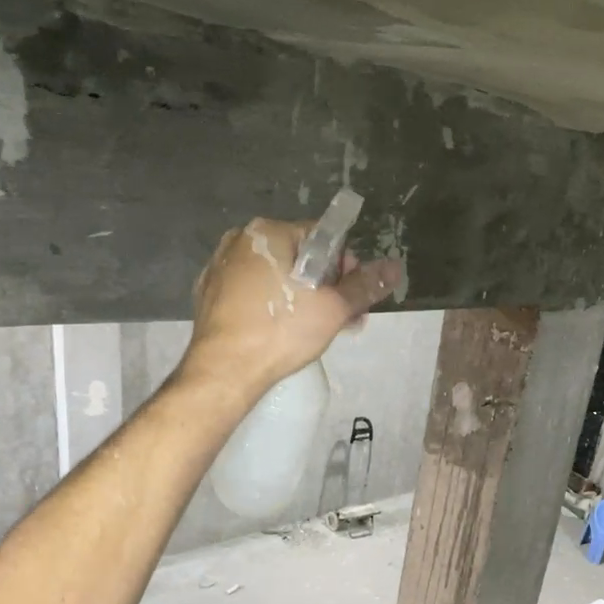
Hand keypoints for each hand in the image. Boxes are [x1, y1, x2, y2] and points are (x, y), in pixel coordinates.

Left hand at [181, 217, 401, 398]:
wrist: (224, 371)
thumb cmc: (280, 332)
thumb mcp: (332, 309)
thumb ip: (365, 286)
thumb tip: (394, 267)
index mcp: (268, 232)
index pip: (322, 238)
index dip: (345, 268)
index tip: (351, 298)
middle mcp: (239, 240)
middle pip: (297, 258)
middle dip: (323, 287)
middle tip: (339, 320)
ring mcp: (219, 268)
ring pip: (274, 277)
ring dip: (300, 298)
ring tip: (314, 331)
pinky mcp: (209, 296)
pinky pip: (251, 294)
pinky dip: (270, 308)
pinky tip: (280, 334)